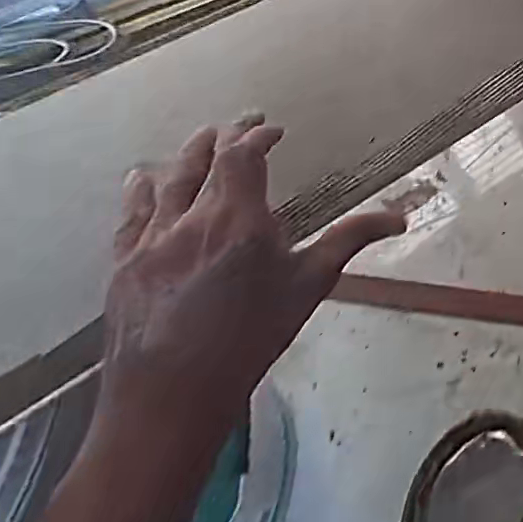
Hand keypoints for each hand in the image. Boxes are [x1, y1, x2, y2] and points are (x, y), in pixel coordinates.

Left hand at [43, 116, 403, 521]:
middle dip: (227, 136)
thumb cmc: (251, 337)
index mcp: (239, 219)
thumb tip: (399, 217)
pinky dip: (140, 191)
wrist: (170, 399)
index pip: (244, 155)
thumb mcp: (310, 285)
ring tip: (204, 137)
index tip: (275, 130)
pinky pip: (130, 216)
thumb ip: (351, 240)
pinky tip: (141, 177)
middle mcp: (192, 219)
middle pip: (205, 160)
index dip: (258, 135)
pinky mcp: (123, 265)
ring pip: (168, 182)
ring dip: (189, 154)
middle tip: (244, 122)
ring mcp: (152, 241)